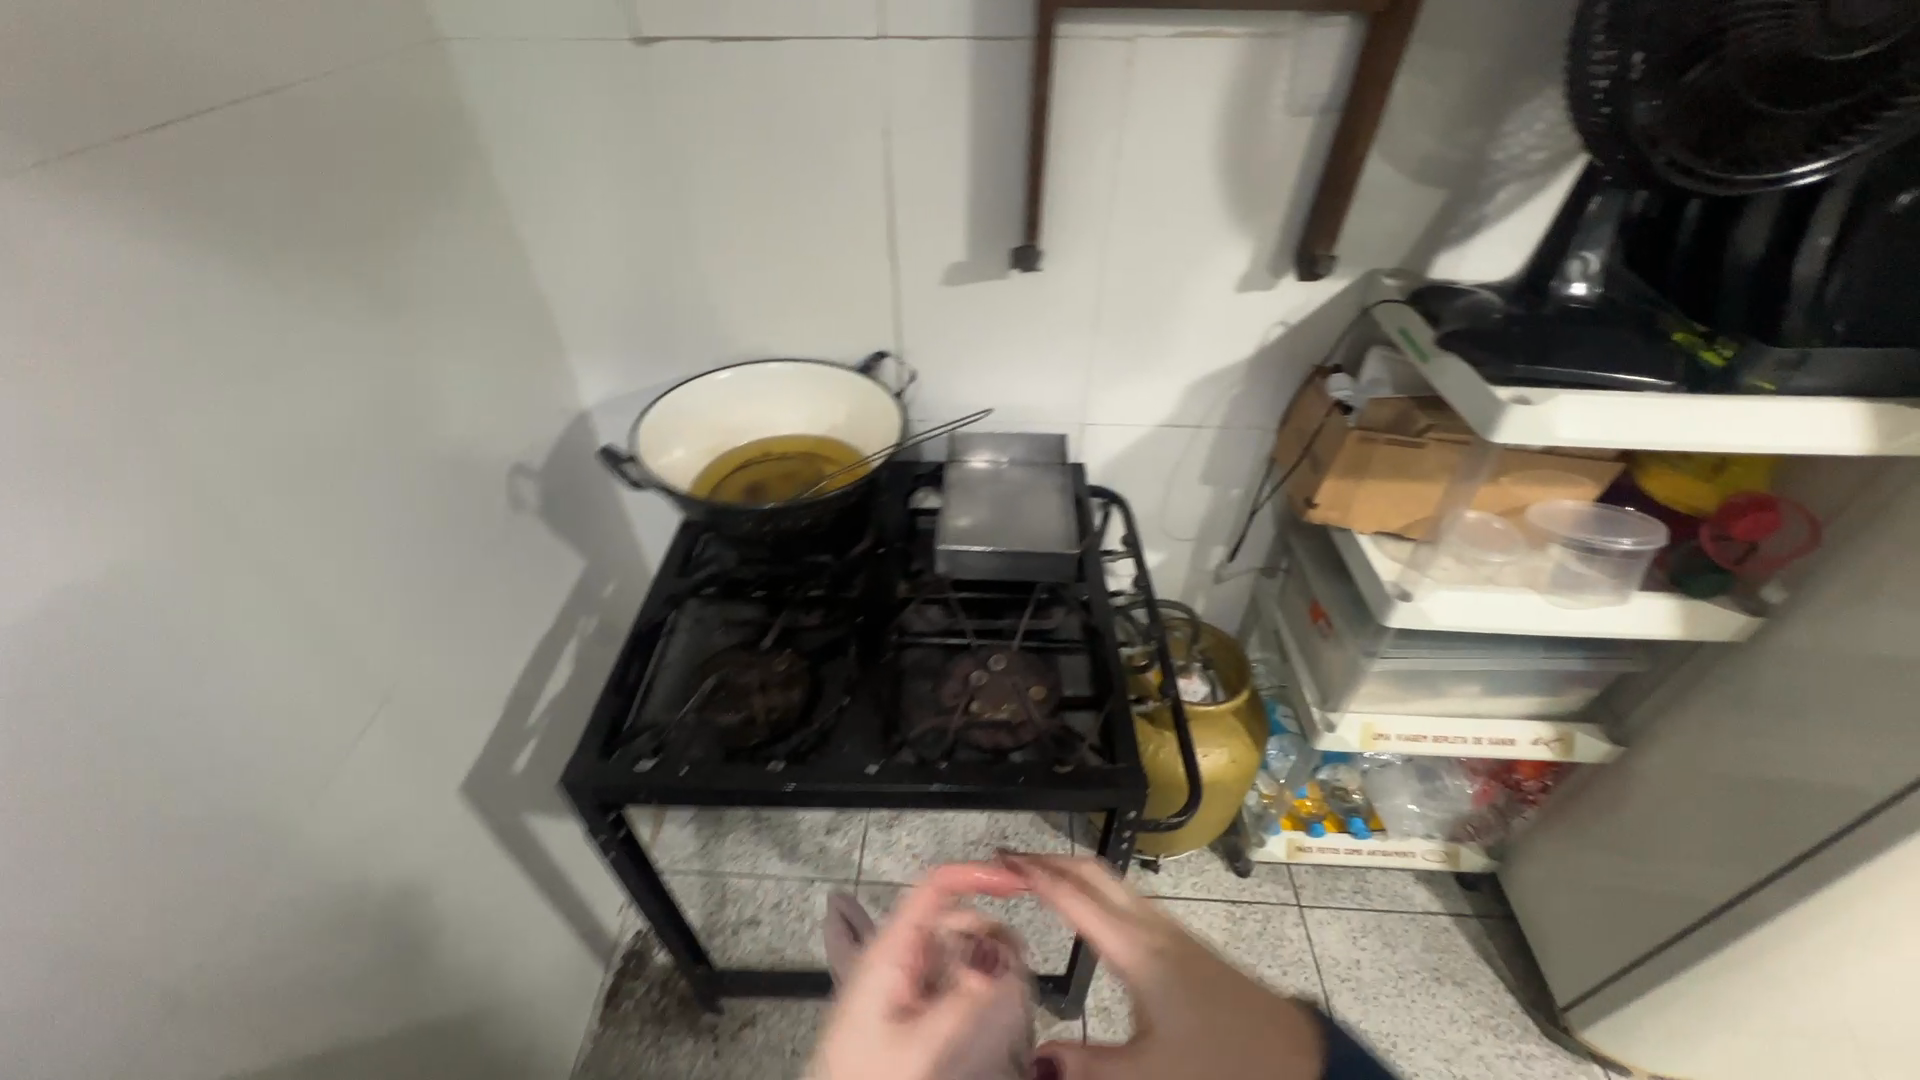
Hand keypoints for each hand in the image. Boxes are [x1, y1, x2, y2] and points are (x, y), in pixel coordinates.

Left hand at [807, 861, 1029, 1079]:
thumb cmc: (863, 1074)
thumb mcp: (917, 1045)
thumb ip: (960, 1005)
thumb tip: (1000, 967)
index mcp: (891, 948)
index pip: (934, 887)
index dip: (974, 875)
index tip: (1013, 885)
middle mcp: (896, 948)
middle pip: (950, 914)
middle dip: (985, 929)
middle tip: (1013, 962)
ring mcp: (901, 968)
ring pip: (951, 940)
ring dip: (981, 953)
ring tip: (1000, 984)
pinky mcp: (905, 989)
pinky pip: (946, 966)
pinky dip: (970, 972)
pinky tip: (981, 997)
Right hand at [1003, 854, 1326, 1079]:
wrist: (1297, 1057)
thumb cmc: (1223, 1064)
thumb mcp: (1151, 1077)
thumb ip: (1088, 1070)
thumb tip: (1034, 1062)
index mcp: (1135, 949)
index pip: (1073, 896)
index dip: (1033, 873)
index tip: (997, 859)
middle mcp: (1150, 926)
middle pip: (1093, 873)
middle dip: (1049, 860)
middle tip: (1006, 863)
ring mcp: (1170, 929)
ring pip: (1112, 881)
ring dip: (1072, 871)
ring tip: (1036, 878)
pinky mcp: (1182, 942)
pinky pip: (1126, 897)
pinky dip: (1094, 888)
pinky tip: (1087, 910)